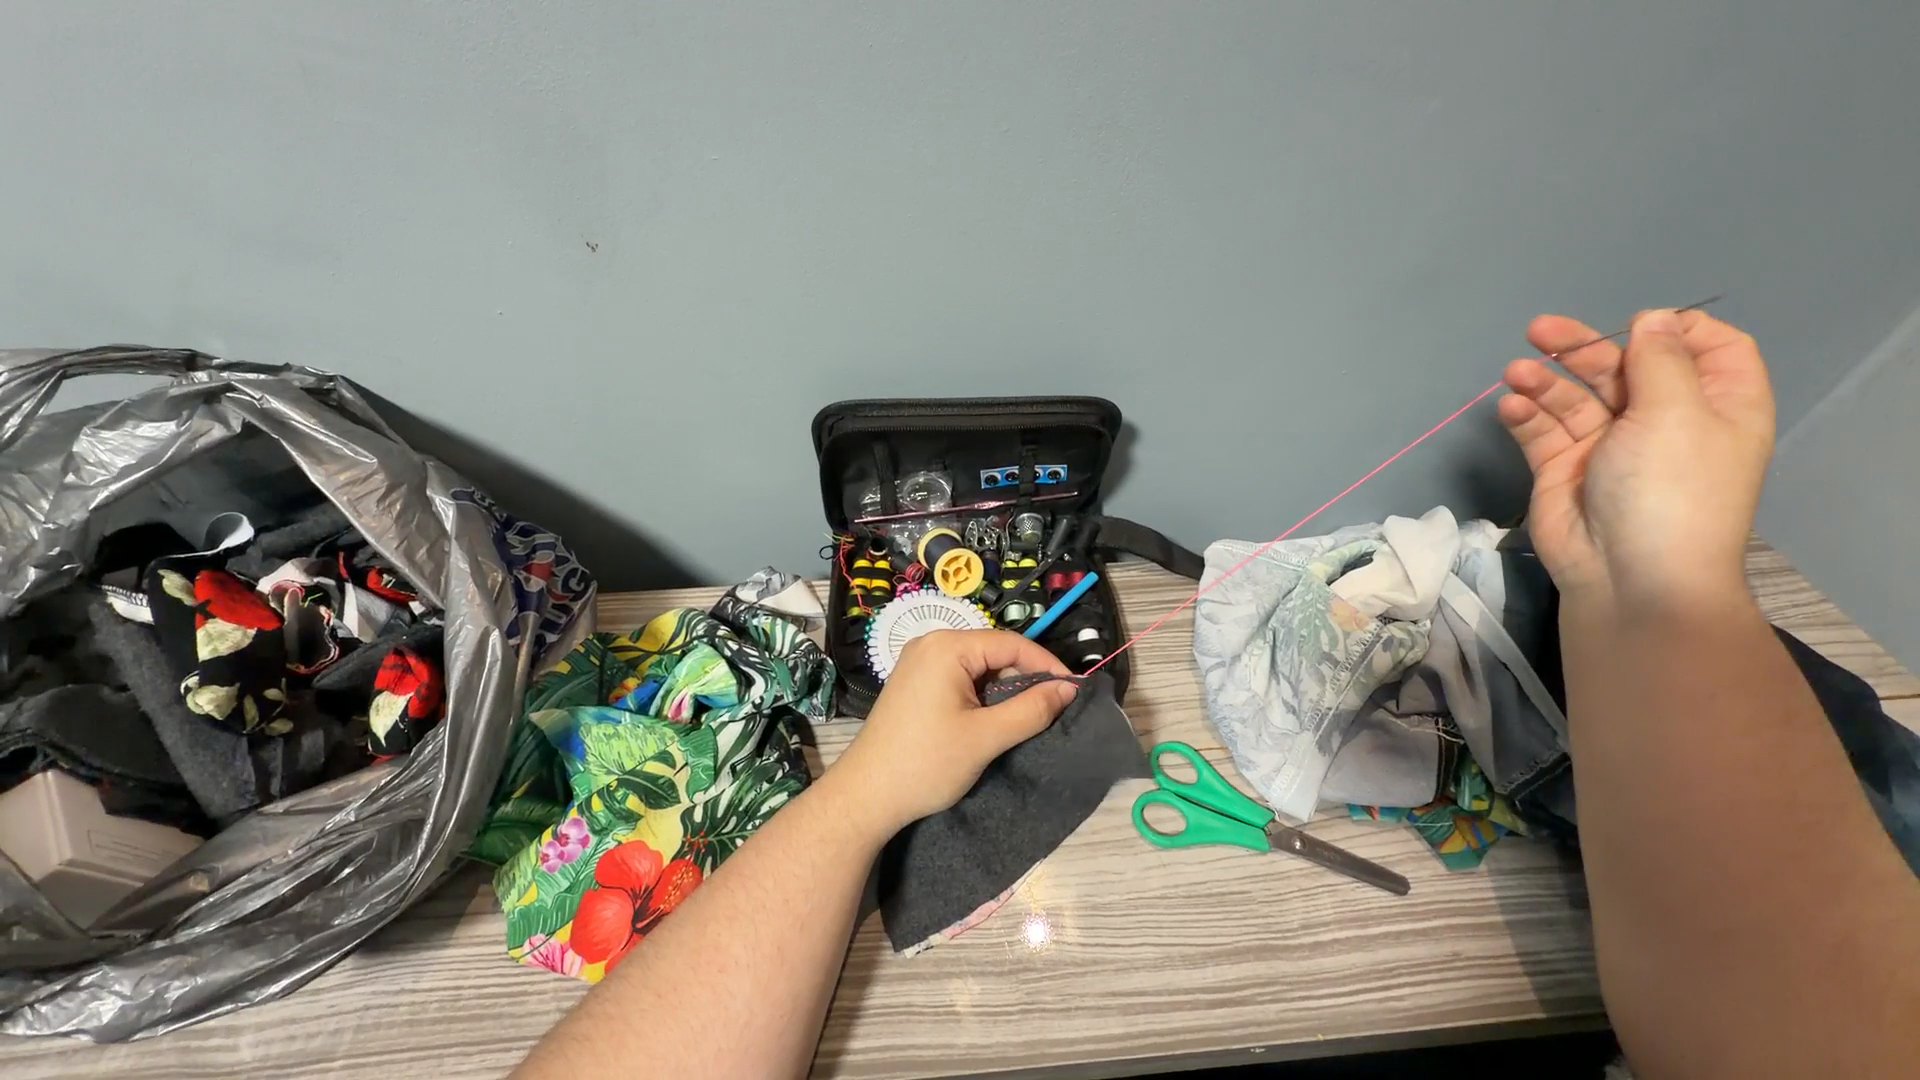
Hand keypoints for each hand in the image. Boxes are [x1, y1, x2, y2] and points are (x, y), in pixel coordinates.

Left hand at [828, 629, 1077, 836]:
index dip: (1047, 665)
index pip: (1011, 643)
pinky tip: (994, 718)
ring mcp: (918, 662)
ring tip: (1027, 717)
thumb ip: (1032, 710)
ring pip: (978, 666)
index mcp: (947, 647)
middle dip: (1025, 677)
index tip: (1074, 690)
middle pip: (994, 651)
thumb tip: (1069, 689)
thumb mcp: (987, 737)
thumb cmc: (927, 763)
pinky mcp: (914, 682)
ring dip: (1004, 689)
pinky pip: (959, 677)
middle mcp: (931, 643)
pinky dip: (982, 694)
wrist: (866, 796)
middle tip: (1053, 708)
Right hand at [1498, 308, 1774, 607]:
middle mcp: (1661, 420)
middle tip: (1539, 332)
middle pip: (1624, 368)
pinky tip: (1511, 408)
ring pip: (1573, 398)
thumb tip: (1652, 319)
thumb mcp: (1677, 414)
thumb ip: (1660, 361)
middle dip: (1582, 348)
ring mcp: (1607, 446)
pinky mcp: (1561, 469)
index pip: (1705, 348)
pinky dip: (1525, 416)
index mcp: (1714, 404)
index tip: (1638, 327)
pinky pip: (1541, 432)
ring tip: (1515, 372)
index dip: (1673, 330)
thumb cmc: (1670, 488)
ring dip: (1544, 381)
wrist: (1628, 573)